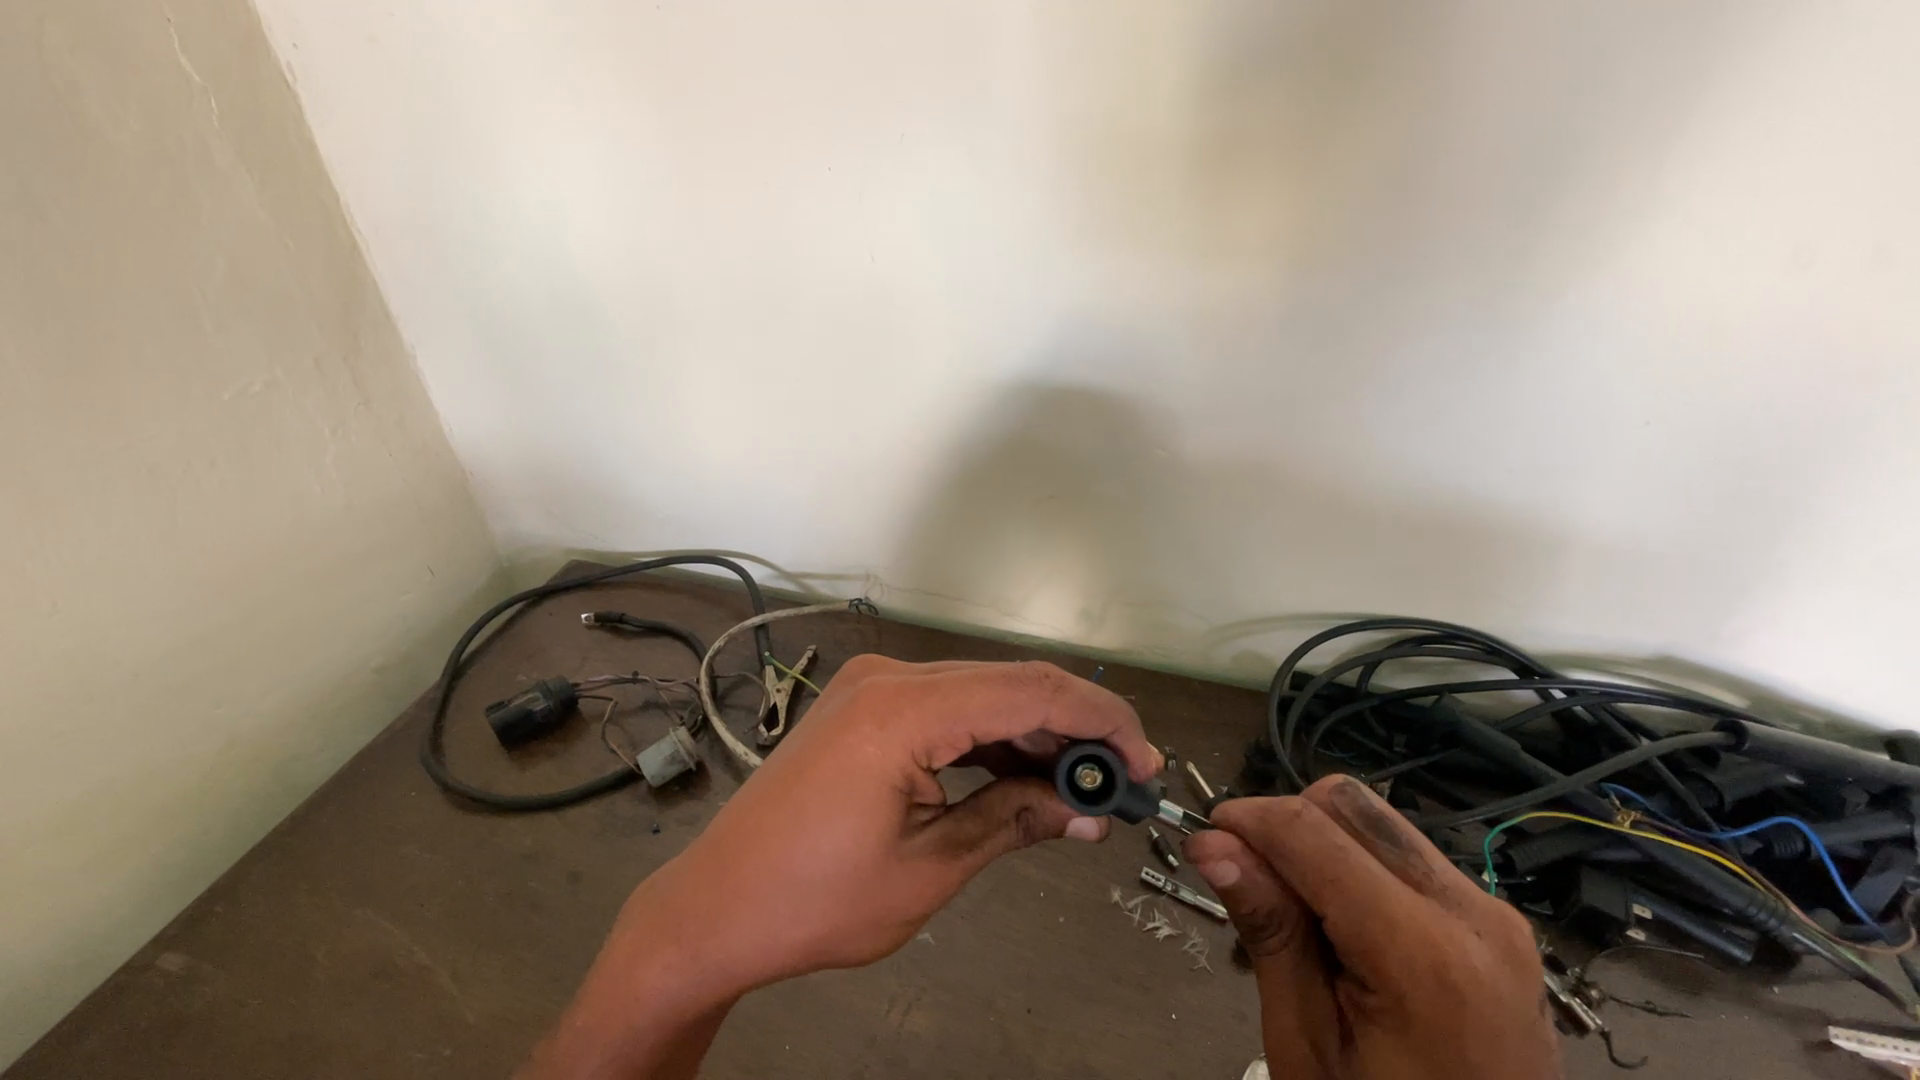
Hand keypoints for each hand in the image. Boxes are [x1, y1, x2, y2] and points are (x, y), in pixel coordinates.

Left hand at [519, 657, 1159, 1079]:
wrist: (717, 906)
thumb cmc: (815, 901)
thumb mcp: (929, 869)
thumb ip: (1012, 820)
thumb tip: (1086, 811)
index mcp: (902, 711)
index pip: (1028, 692)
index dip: (1097, 722)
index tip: (1144, 761)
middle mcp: (889, 678)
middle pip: (1010, 682)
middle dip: (1075, 728)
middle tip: (1123, 780)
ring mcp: (874, 687)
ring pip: (984, 692)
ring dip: (1036, 733)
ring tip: (1084, 786)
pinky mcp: (867, 706)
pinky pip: (949, 708)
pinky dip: (993, 737)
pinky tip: (1026, 772)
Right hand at [1184, 775, 1560, 1079]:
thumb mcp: (1308, 1045)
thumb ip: (1269, 931)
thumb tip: (1211, 845)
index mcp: (1423, 952)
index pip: (1312, 831)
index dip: (1246, 820)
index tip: (1205, 842)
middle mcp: (1470, 911)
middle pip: (1349, 804)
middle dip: (1285, 824)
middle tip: (1252, 884)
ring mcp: (1493, 913)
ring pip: (1377, 821)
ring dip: (1320, 842)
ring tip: (1297, 913)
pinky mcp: (1497, 920)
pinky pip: (1407, 854)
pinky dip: (1356, 864)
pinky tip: (1341, 925)